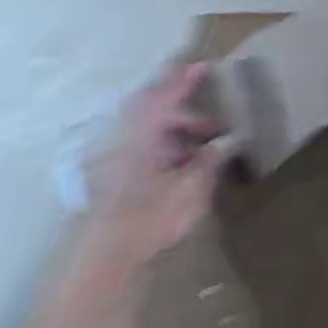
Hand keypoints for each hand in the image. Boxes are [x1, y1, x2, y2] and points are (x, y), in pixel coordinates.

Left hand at [88, 63, 228, 267]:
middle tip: (213, 126)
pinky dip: (162, 151)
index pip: (161, 97)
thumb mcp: (192, 187)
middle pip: (151, 115)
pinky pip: (139, 153)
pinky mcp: (106, 184)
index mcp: (140, 137)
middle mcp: (120, 144)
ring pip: (145, 136)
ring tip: (203, 153)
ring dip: (174, 136)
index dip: (182, 80)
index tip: (203, 65)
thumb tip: (226, 142)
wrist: (101, 261)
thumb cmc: (150, 217)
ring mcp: (109, 164)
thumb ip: (209, 160)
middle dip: (184, 115)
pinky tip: (181, 170)